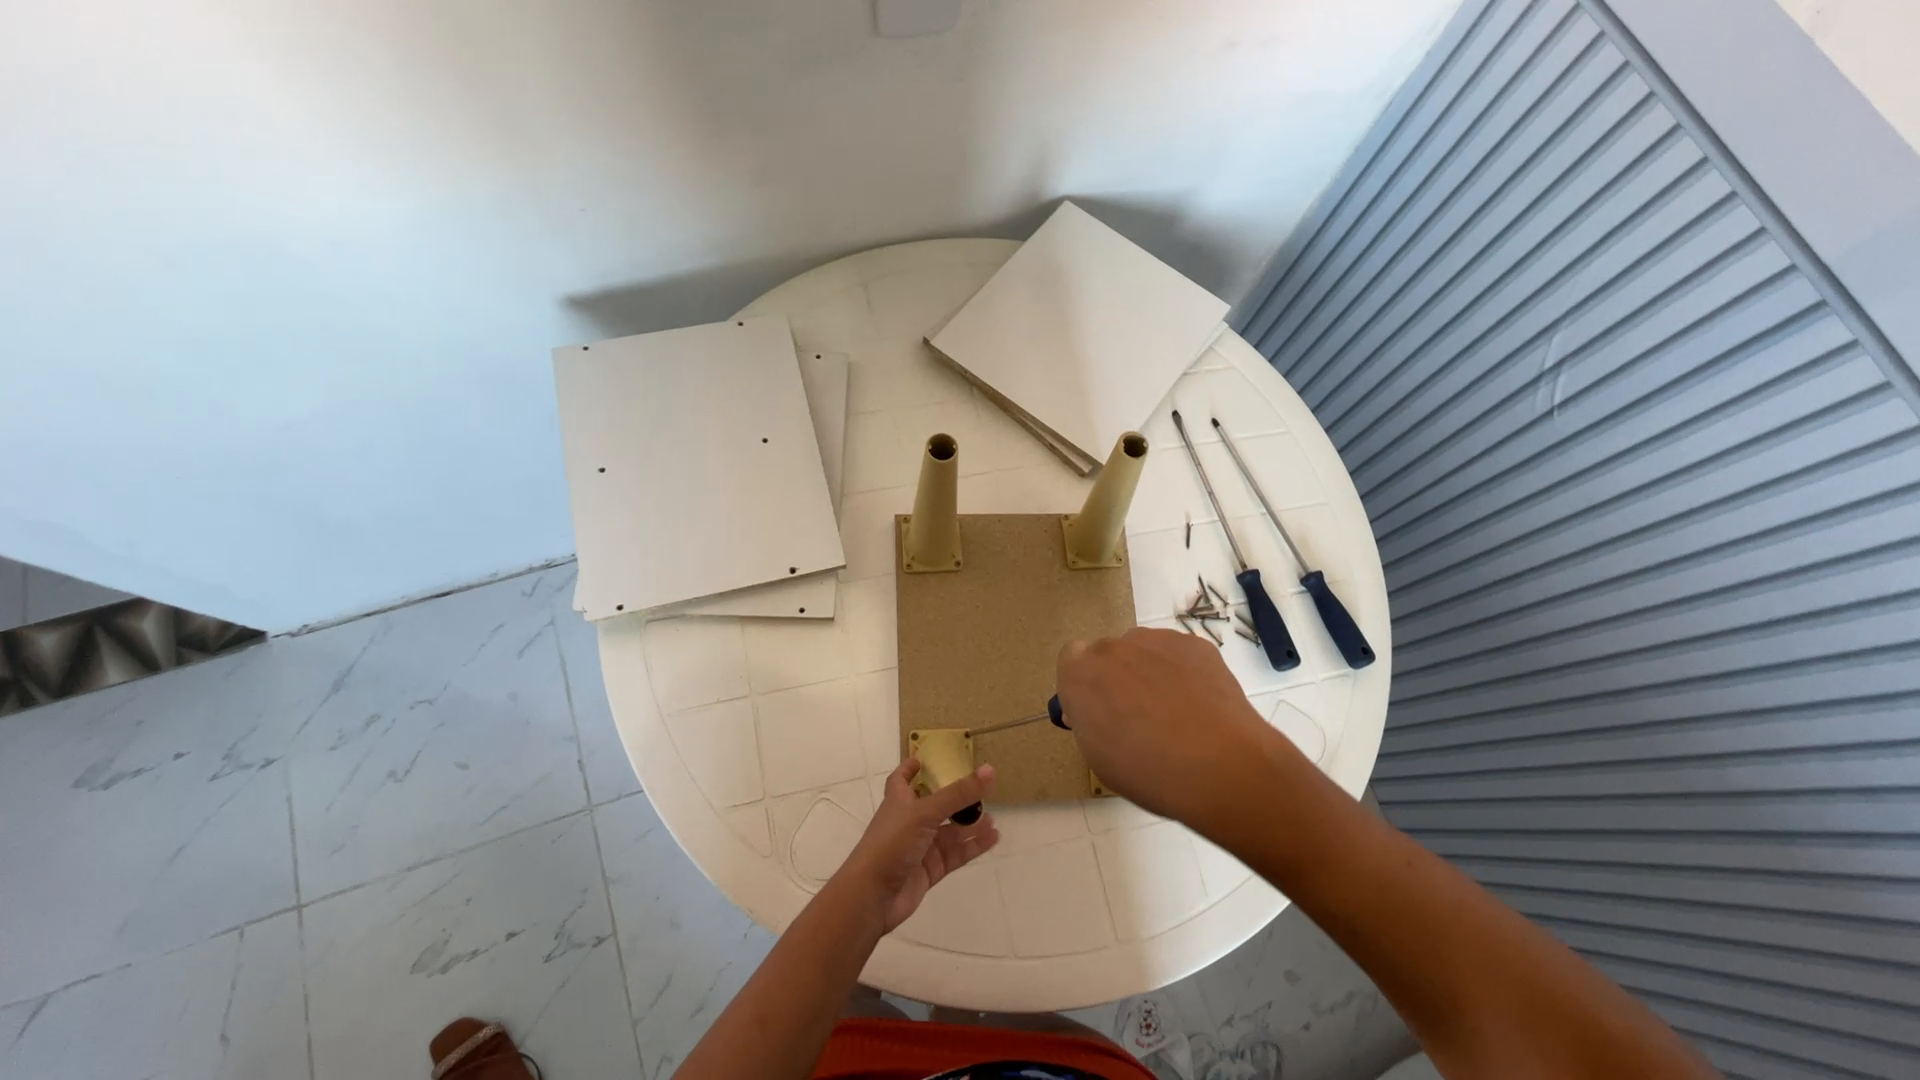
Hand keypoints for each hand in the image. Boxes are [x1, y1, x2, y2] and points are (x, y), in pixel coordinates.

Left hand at [836, 759, 999, 932]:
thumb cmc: (892, 843)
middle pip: (934, 806)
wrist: (873, 895)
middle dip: (955, 800)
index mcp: (899, 802)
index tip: (923, 759)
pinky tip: (992, 838)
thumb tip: (989, 770)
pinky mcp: (929, 871)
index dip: (910, 769)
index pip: (901, 780)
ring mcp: (919, 848)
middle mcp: (909, 823)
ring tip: (993, 818)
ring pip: (948, 832)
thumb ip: (958, 794)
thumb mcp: (925, 812)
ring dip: (969, 825)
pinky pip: (955, 854)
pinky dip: (973, 846)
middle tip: (980, 791)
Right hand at [1057, 627, 1302, 834]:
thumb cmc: (1148, 771)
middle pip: (1107, 654)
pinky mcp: (1193, 644)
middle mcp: (1112, 648)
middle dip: (1116, 676)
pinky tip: (1199, 703)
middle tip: (1138, 714)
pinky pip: (1177, 652)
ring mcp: (1155, 641)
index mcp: (1079, 675)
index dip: (1084, 685)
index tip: (1099, 710)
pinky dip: (1183, 670)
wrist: (1219, 765)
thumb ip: (1088, 720)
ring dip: (1149, 670)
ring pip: (1143, 649)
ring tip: (1175, 711)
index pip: (1070, 661)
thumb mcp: (1099, 756)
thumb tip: (1096, 709)